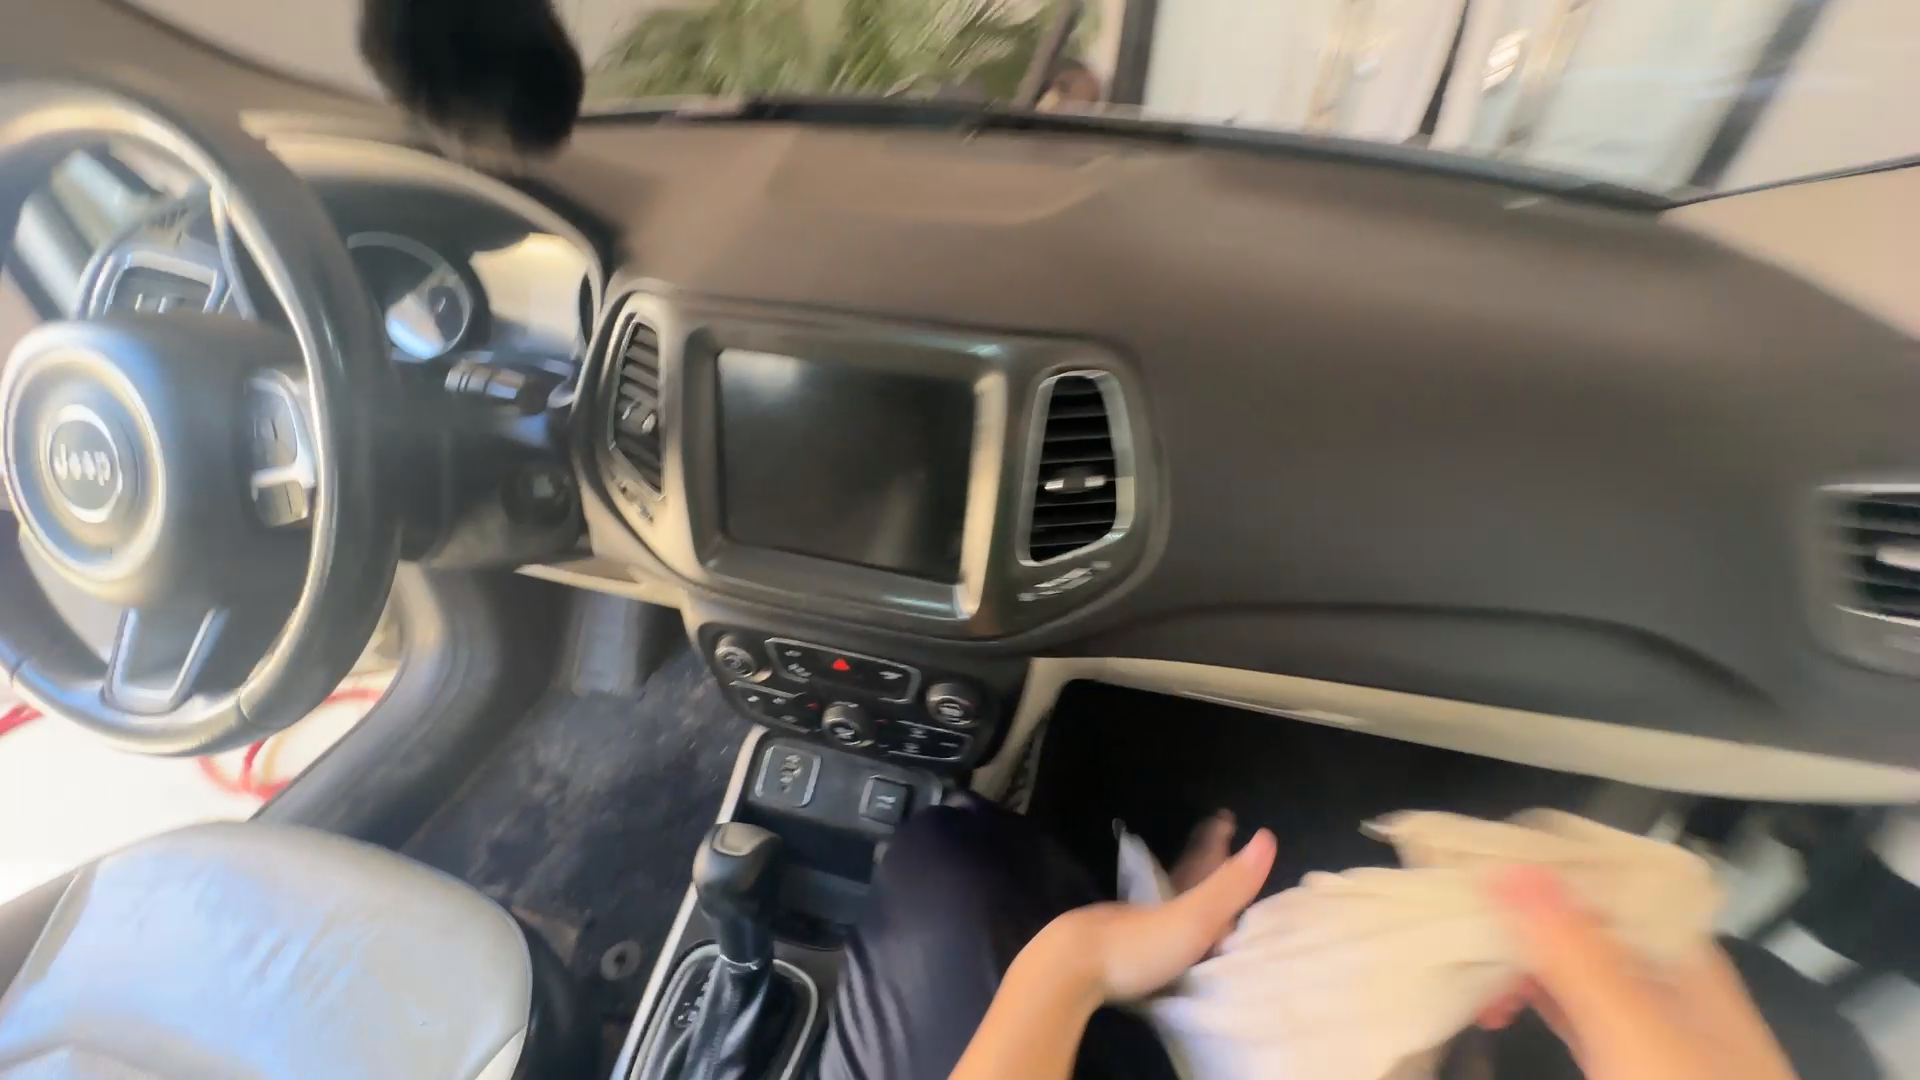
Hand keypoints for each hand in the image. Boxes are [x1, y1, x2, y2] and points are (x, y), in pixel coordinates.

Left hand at [1046, 822, 1276, 1002]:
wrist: (1071, 966)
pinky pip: (1144, 930)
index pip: (1199, 860)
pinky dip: (1156, 925)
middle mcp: (1150, 902)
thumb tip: (1268, 837)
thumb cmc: (1137, 943)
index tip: (1225, 815)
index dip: (1214, 840)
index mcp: (1172, 894)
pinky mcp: (1112, 950)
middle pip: (1179, 879)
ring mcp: (1127, 924)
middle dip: (1199, 865)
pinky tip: (1153, 934)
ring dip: (1175, 895)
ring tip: (1187, 892)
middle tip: (1214, 851)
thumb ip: (1227, 886)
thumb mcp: (1192, 917)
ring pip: (1158, 902)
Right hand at [1480, 865, 1798, 1079]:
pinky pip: (1557, 1004)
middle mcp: (1660, 981)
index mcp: (1679, 960)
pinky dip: (1519, 997)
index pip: (1603, 883)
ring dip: (1508, 960)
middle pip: (1574, 922)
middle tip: (1454, 920)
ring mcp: (1639, 1023)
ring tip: (1465, 972)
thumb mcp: (1632, 1029)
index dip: (1538, 865)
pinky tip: (1492, 1008)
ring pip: (1560, 964)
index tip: (1475, 859)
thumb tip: (1509, 863)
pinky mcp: (1615, 1057)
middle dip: (1511, 919)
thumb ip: (1573, 948)